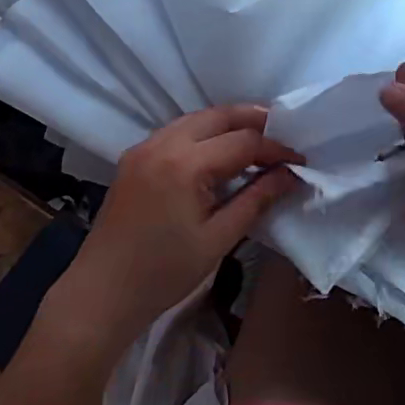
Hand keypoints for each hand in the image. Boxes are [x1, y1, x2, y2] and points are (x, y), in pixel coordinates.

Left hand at [45, 106, 302, 350]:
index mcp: (184, 163)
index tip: (301, 162)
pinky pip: (174, 133)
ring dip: (226, 125)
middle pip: (216, 116)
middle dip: (253, 121)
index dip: (276, 148)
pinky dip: (201, 134)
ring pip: (193, 120)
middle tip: (284, 136)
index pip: (242, 141)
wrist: (103, 289)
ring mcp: (142, 148)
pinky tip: (218, 154)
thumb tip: (290, 175)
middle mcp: (161, 144)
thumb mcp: (218, 238)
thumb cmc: (164, 272)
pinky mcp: (132, 159)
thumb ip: (256, 199)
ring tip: (256, 143)